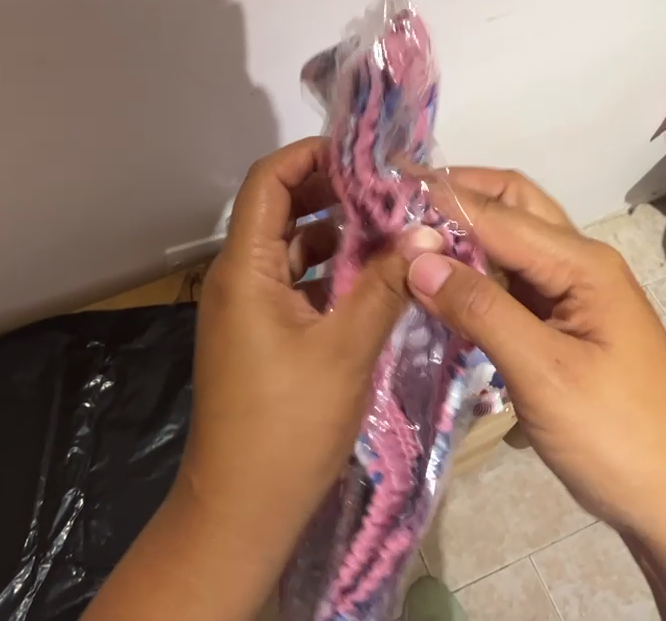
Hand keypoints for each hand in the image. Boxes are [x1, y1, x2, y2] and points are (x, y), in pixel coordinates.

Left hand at [176, 138, 425, 567]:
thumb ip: (384, 286)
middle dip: (332, 192)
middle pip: (280, 209)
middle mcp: (238, 277)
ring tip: (393, 226)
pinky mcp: (260, 335)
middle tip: (391, 189)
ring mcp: (247, 308)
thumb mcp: (345, 350)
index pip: (268, 181)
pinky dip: (331, 273)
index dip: (309, 156)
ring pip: (291, 248)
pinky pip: (295, 284)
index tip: (363, 154)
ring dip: (336, 234)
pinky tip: (375, 277)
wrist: (240, 512)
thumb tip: (427, 232)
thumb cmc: (286, 426)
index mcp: (244, 268)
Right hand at [404, 168, 665, 532]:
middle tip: (397, 203)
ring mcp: (573, 293)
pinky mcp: (563, 322)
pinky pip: (511, 281)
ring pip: (509, 242)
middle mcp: (579, 263)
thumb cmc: (616, 437)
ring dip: (463, 232)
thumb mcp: (543, 374)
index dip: (439, 202)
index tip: (382, 197)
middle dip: (456, 195)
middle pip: (511, 205)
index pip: (497, 213)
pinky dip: (474, 272)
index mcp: (582, 264)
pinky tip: (440, 284)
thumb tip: (417, 257)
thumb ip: (480, 309)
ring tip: (406, 237)